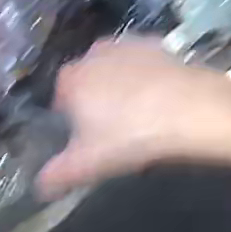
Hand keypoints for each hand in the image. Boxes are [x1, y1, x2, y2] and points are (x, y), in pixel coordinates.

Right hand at [36, 37, 230, 196]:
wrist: (190, 109)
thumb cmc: (132, 136)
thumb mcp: (88, 164)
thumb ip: (57, 175)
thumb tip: (40, 186)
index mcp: (71, 79)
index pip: (61, 97)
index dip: (72, 119)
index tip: (87, 139)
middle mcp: (95, 54)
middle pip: (89, 80)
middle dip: (97, 100)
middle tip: (115, 131)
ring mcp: (128, 44)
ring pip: (116, 69)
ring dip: (122, 86)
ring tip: (140, 117)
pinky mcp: (159, 44)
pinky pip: (145, 64)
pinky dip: (149, 77)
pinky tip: (161, 99)